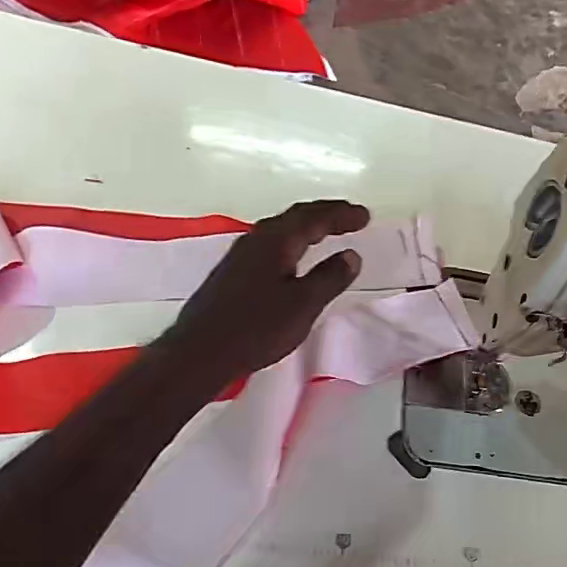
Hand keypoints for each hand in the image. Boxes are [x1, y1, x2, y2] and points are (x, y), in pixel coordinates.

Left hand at [157, 200, 369, 382]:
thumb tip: (351, 256)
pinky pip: (267, 248)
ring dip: (304, 230)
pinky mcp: (229, 276)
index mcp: (275, 241)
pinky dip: (288, 246)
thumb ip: (329, 278)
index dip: (341, 214)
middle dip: (324, 216)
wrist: (201, 351)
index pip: (314, 217)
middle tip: (349, 218)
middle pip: (294, 218)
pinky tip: (290, 262)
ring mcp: (238, 257)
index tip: (364, 216)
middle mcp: (255, 240)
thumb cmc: (256, 328)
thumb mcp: (302, 305)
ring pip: (278, 233)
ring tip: (324, 235)